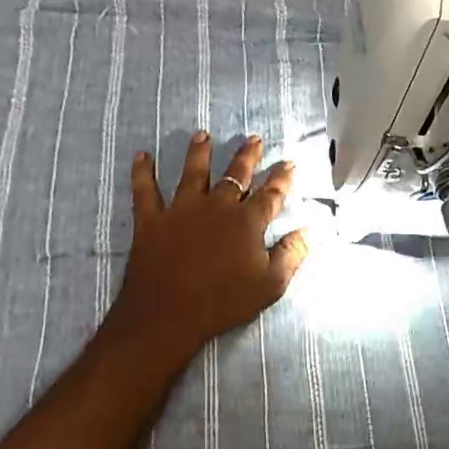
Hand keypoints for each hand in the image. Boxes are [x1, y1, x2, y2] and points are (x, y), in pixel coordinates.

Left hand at [105, 131, 309, 361]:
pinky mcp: (151, 219)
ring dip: (199, 152)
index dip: (282, 177)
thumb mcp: (270, 285)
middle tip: (254, 138)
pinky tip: (141, 156)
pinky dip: (142, 172)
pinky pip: (144, 190)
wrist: (169, 312)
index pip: (271, 194)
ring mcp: (181, 209)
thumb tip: (306, 231)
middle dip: (247, 156)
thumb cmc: (223, 302)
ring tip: (202, 135)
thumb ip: (291, 255)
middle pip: (235, 174)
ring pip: (192, 172)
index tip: (289, 162)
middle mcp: (216, 206)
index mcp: (247, 222)